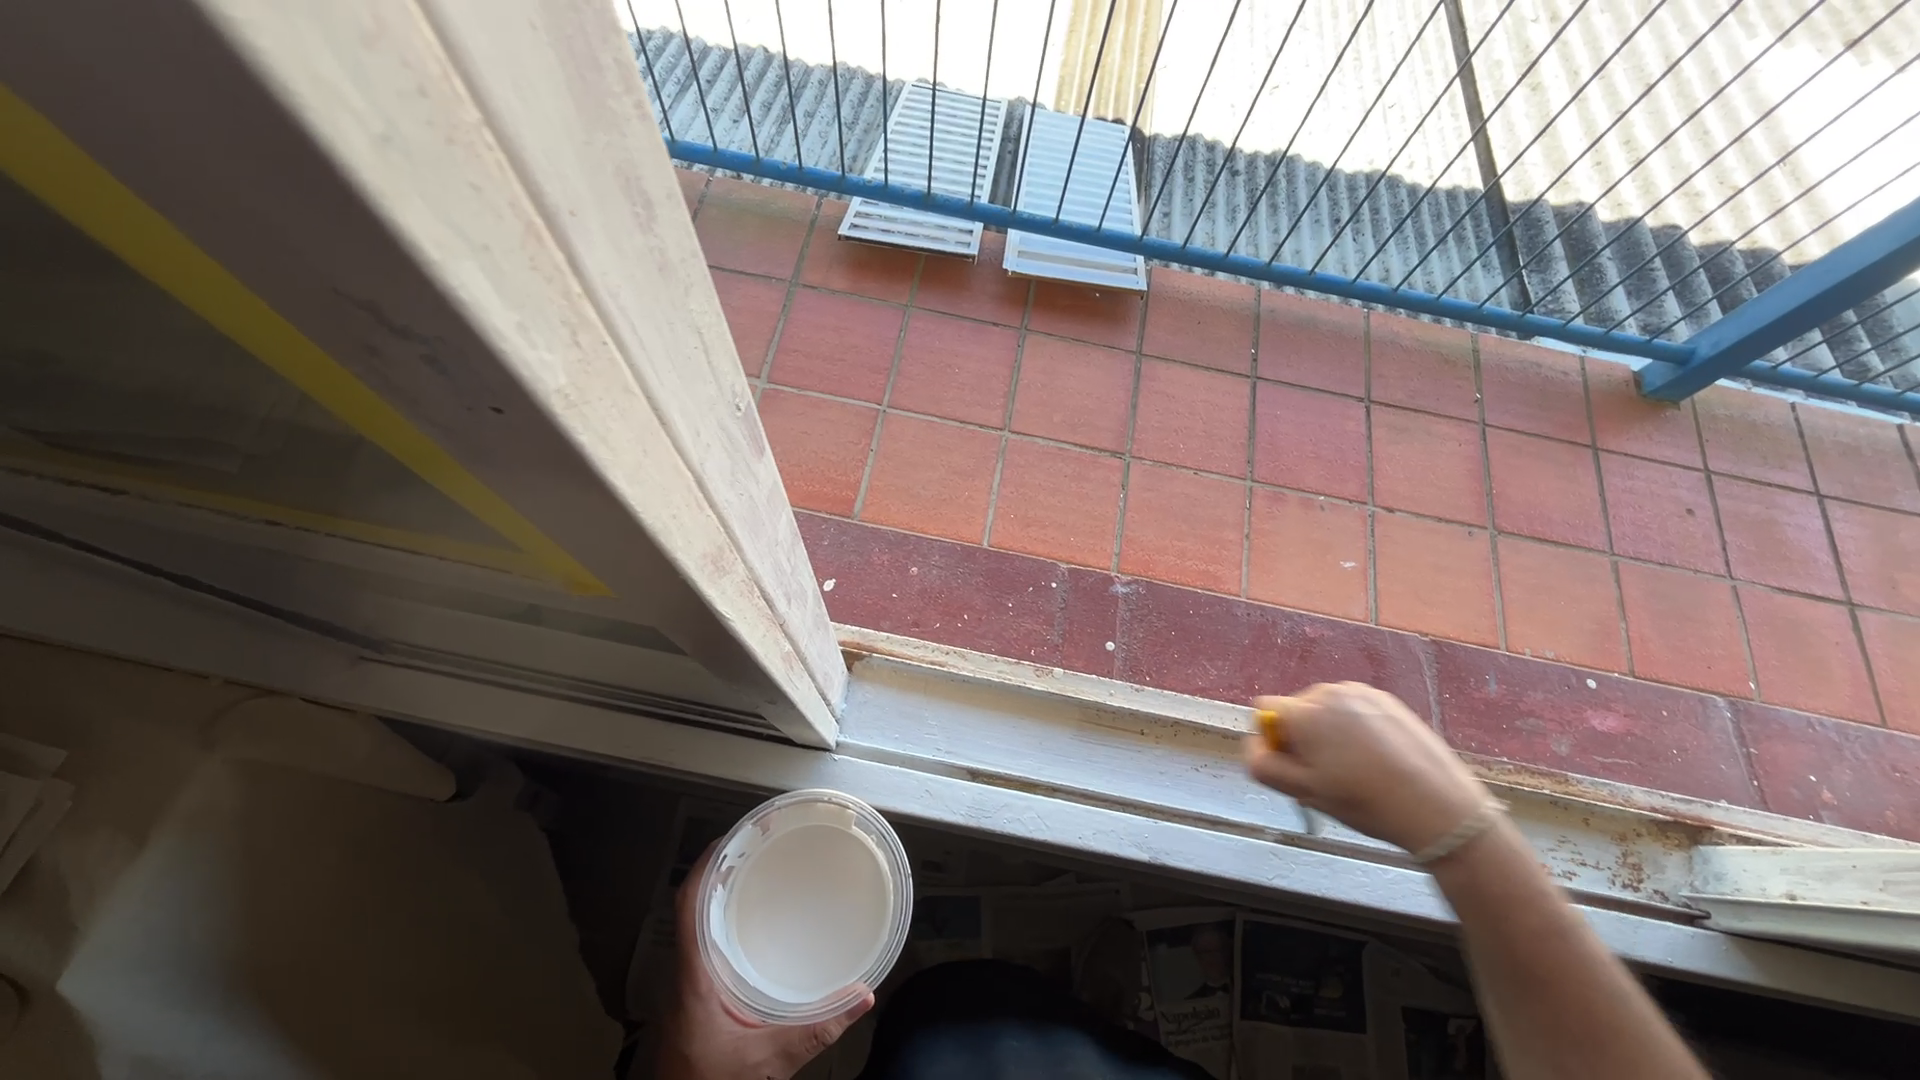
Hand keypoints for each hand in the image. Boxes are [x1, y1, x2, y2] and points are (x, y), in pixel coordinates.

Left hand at [656, 845, 873, 1079]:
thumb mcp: (766, 1062)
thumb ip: (815, 1030)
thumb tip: (863, 996)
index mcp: (693, 975)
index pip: (689, 903)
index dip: (708, 863)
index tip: (735, 836)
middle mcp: (684, 973)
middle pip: (693, 906)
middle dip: (722, 870)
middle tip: (758, 847)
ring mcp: (685, 987)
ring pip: (697, 925)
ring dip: (721, 895)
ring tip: (757, 874)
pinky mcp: (692, 1000)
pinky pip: (704, 946)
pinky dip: (724, 923)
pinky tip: (751, 927)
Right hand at [1244, 682, 1488, 853]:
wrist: (1440, 808)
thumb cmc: (1365, 802)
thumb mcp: (1304, 792)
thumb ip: (1263, 765)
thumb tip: (1254, 744)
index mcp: (1304, 712)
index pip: (1264, 710)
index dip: (1273, 739)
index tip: (1297, 766)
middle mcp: (1329, 691)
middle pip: (1296, 709)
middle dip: (1303, 736)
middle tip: (1328, 774)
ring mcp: (1362, 693)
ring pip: (1325, 710)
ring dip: (1328, 733)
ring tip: (1356, 768)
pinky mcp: (1388, 700)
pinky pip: (1353, 709)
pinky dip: (1355, 729)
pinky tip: (1377, 758)